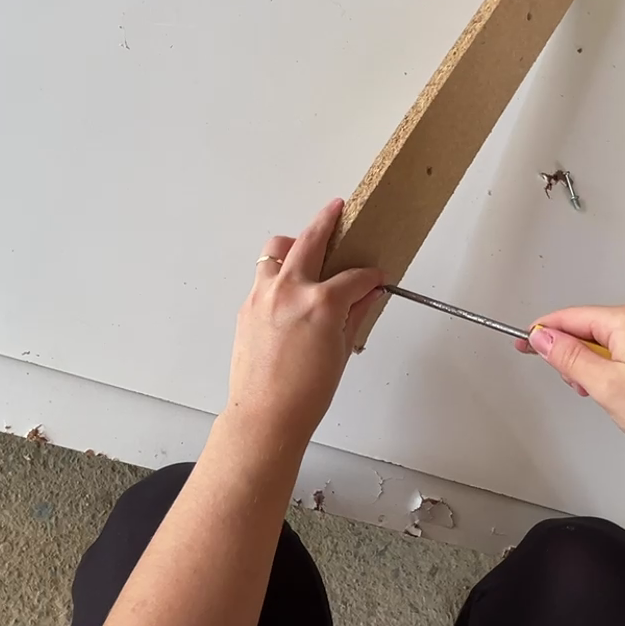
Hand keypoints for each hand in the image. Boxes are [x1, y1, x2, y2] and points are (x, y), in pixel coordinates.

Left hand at [223, 199, 384, 443]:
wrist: (267, 415)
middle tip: (337, 210)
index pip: (355, 277)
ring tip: (306, 249)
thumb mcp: (341, 350)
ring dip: (294, 243)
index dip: (371, 275)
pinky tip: (290, 288)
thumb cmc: (306, 393)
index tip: (376, 276)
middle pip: (311, 239)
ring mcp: (264, 295)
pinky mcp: (248, 306)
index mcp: (321, 302)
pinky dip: (278, 274)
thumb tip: (367, 295)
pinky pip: (264, 276)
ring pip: (277, 249)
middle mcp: (290, 290)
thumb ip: (355, 314)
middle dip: (327, 221)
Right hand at [518, 305, 624, 471]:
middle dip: (576, 356)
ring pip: (613, 340)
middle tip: (582, 388)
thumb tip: (543, 336)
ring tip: (613, 398)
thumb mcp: (605, 387)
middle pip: (592, 327)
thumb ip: (568, 357)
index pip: (572, 317)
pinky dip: (620, 367)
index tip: (523, 344)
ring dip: (599, 365)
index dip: (543, 332)